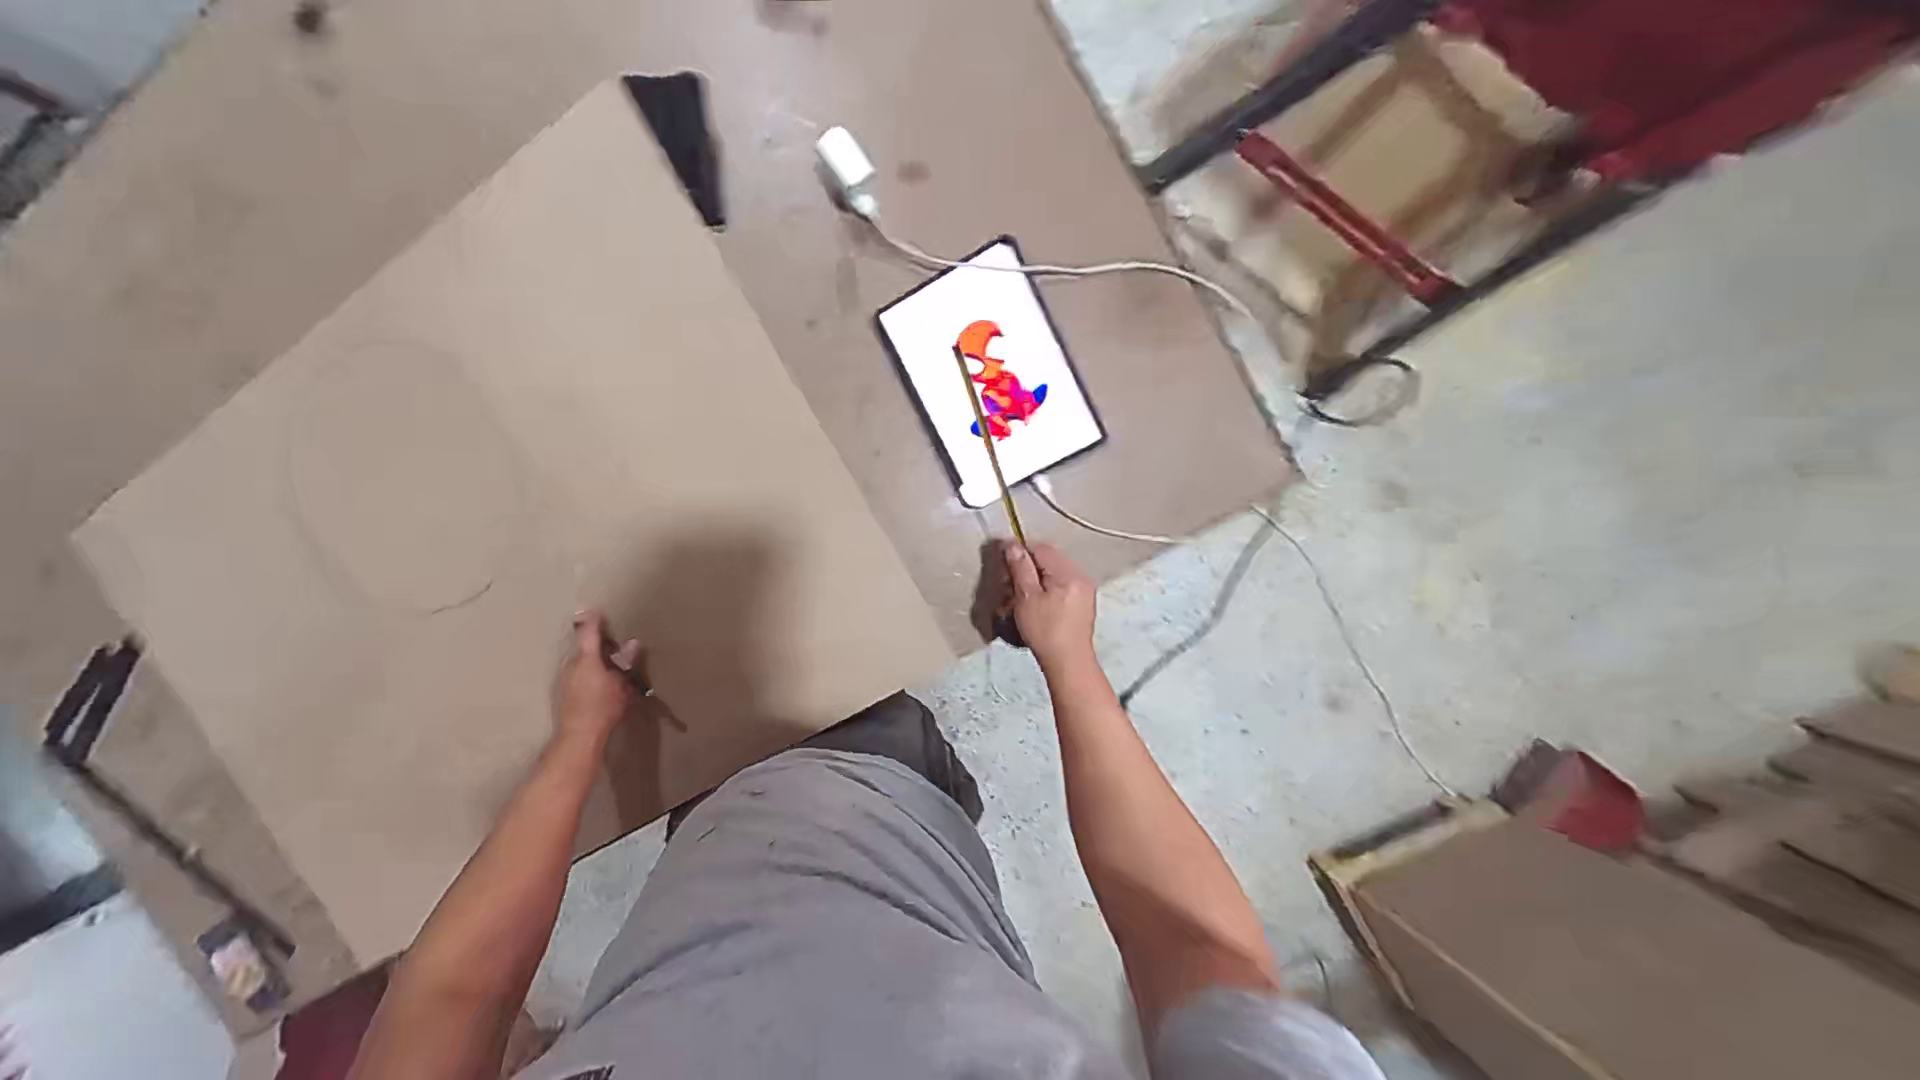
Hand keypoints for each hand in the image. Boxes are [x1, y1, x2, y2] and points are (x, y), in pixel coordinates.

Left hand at [553, 610, 640, 744]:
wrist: (578, 736)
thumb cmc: (604, 707)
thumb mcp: (622, 685)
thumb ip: (626, 662)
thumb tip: (633, 643)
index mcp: (586, 660)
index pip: (589, 633)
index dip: (594, 620)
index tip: (596, 608)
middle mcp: (571, 665)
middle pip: (582, 646)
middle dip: (595, 641)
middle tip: (611, 639)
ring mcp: (564, 679)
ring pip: (579, 660)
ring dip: (591, 656)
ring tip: (607, 661)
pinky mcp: (562, 691)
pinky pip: (576, 672)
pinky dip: (587, 669)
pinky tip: (598, 680)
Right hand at [1004, 542, 1096, 669]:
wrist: (1068, 662)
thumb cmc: (1045, 632)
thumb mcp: (1026, 598)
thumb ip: (1020, 568)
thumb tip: (1012, 545)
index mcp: (1069, 573)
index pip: (1041, 549)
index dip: (1020, 552)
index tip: (1005, 565)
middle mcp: (1081, 576)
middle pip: (1049, 559)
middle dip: (1028, 567)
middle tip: (1010, 584)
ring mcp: (1085, 589)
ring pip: (1055, 572)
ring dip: (1036, 579)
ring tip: (1022, 596)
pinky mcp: (1083, 602)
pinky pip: (1062, 585)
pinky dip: (1047, 589)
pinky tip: (1037, 604)